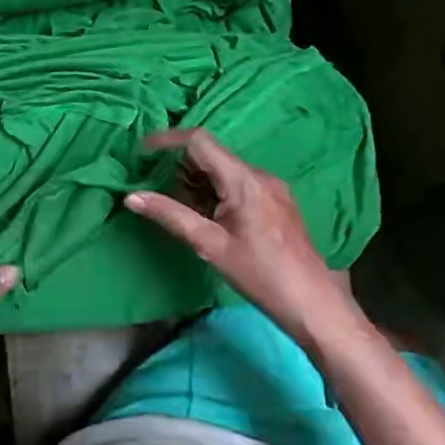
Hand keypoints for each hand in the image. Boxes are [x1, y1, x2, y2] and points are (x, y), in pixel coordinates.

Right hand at [124, 129, 356, 347]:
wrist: (312, 303)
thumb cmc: (260, 275)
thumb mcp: (209, 245)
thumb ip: (170, 216)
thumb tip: (132, 197)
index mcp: (243, 179)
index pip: (199, 141)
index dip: (167, 141)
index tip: (141, 152)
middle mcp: (259, 174)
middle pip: (211, 154)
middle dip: (179, 165)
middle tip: (153, 186)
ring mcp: (271, 187)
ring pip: (223, 169)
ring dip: (196, 180)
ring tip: (175, 205)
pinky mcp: (275, 201)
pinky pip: (237, 183)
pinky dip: (214, 190)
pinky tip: (204, 215)